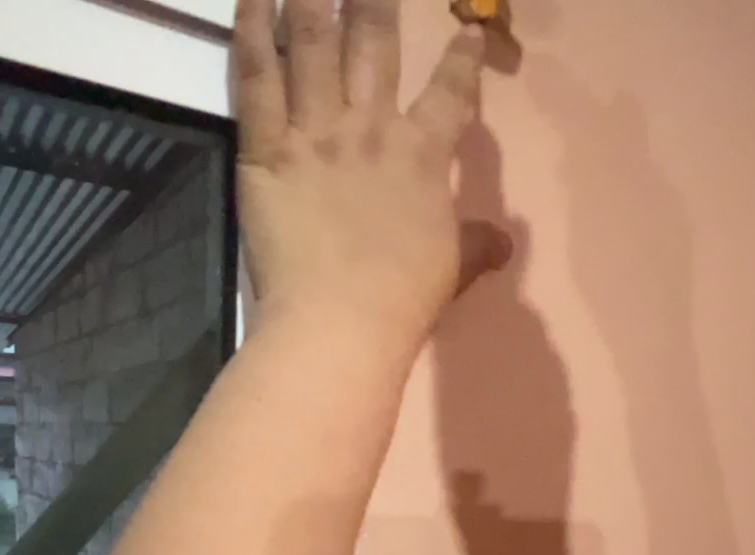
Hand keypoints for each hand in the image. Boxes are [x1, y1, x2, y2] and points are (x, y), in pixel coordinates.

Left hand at [234, 0, 509, 354]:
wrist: (342, 320)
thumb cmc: (401, 300)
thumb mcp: (452, 268)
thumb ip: (476, 245)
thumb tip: (505, 242)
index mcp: (423, 153)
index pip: (450, 90)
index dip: (461, 59)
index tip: (466, 34)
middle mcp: (370, 126)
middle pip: (374, 42)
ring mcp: (316, 132)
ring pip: (310, 43)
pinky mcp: (266, 152)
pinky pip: (256, 80)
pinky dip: (249, 33)